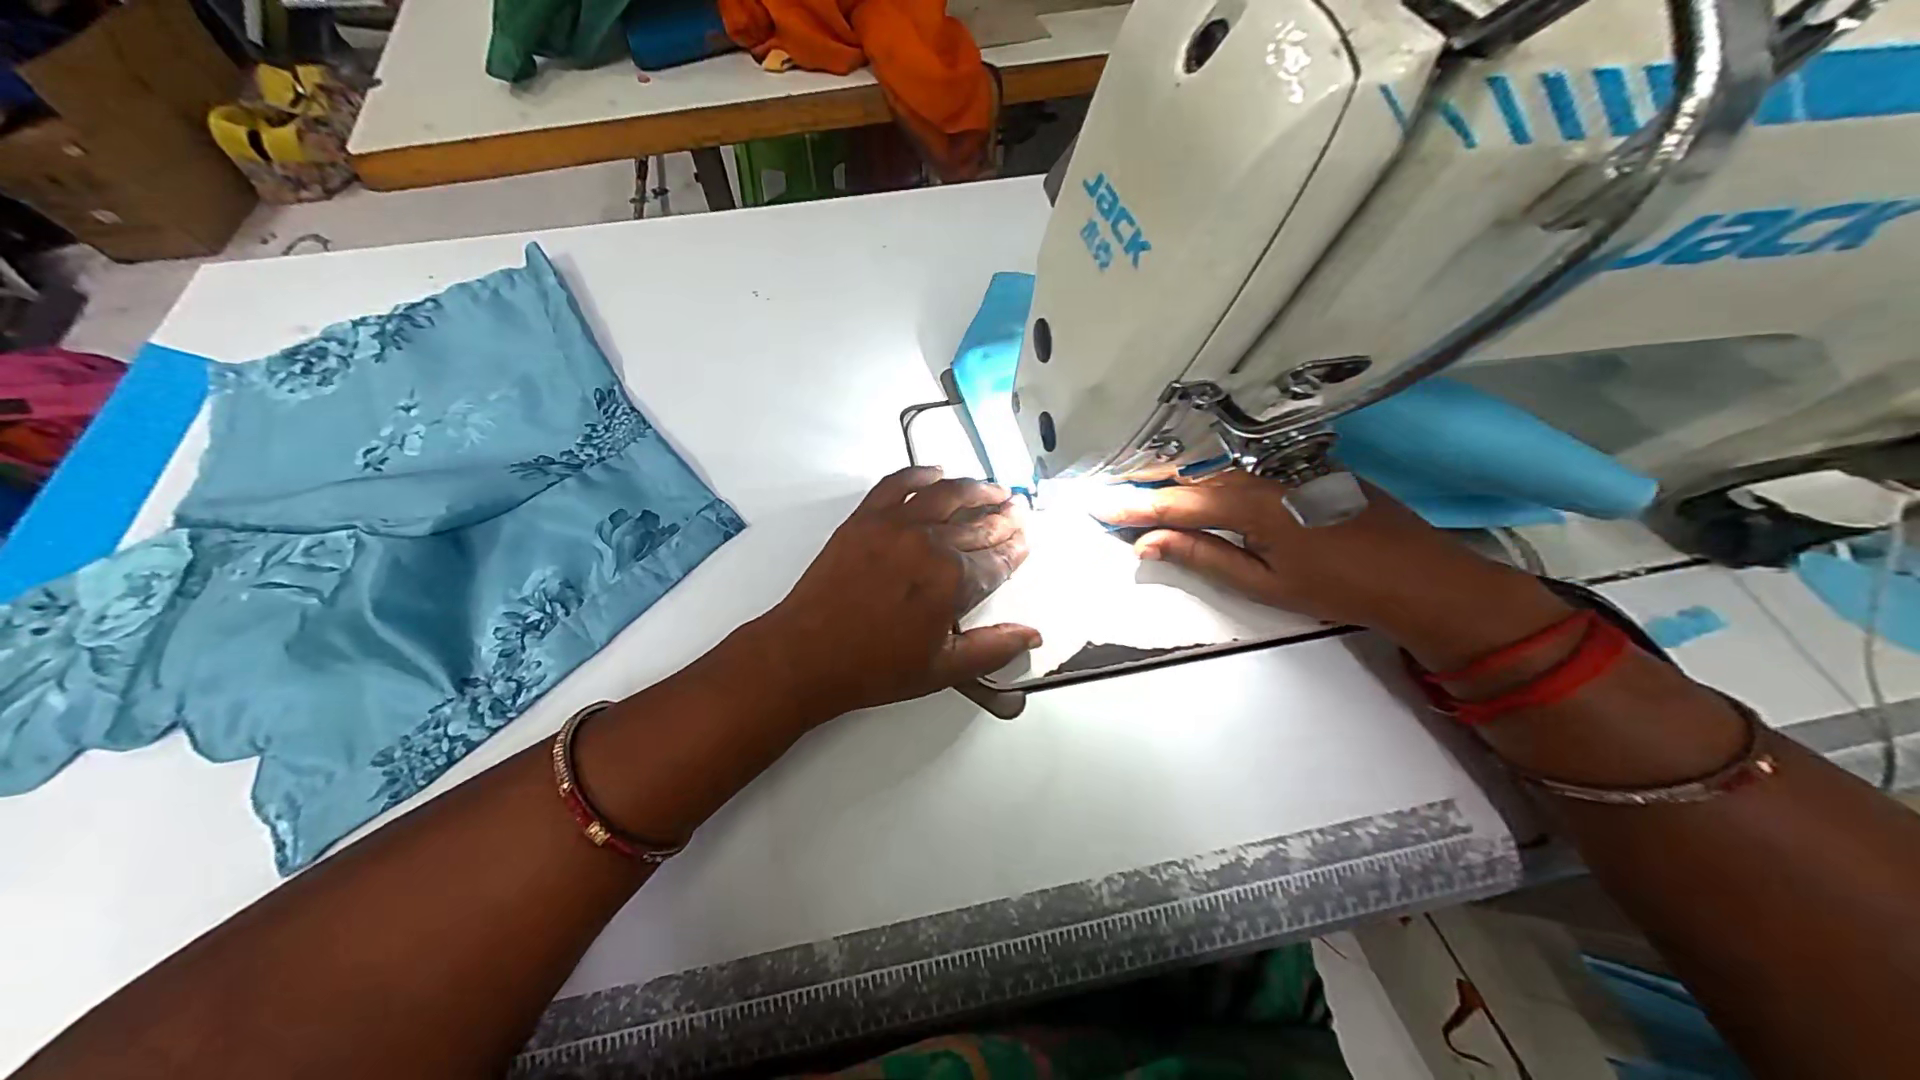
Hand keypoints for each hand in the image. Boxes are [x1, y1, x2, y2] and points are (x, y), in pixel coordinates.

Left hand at [756, 467, 1039, 718]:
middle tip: (1017, 511)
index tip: (1024, 541)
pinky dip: (919, 473)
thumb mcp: (943, 669)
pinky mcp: (865, 519)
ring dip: (975, 488)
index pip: (998, 559)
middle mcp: (928, 544)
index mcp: (952, 582)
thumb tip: (1030, 635)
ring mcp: (895, 525)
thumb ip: (993, 649)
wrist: (807, 655)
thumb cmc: (870, 666)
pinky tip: (935, 472)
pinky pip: (898, 483)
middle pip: (978, 524)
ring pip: (947, 494)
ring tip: (993, 488)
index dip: (1016, 549)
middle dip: (1004, 517)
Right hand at [1088, 471, 1571, 668]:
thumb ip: (1202, 555)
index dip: (1133, 506)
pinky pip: (1243, 472)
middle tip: (1113, 499)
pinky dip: (1212, 482)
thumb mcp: (1263, 581)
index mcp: (1248, 504)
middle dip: (1149, 491)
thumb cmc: (1339, 588)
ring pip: (1217, 474)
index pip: (1174, 504)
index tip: (1097, 505)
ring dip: (1180, 485)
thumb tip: (1148, 543)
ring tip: (1146, 496)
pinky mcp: (1304, 465)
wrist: (1421, 576)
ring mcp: (1286, 465)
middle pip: (1192, 482)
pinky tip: (1199, 490)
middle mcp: (1261, 475)